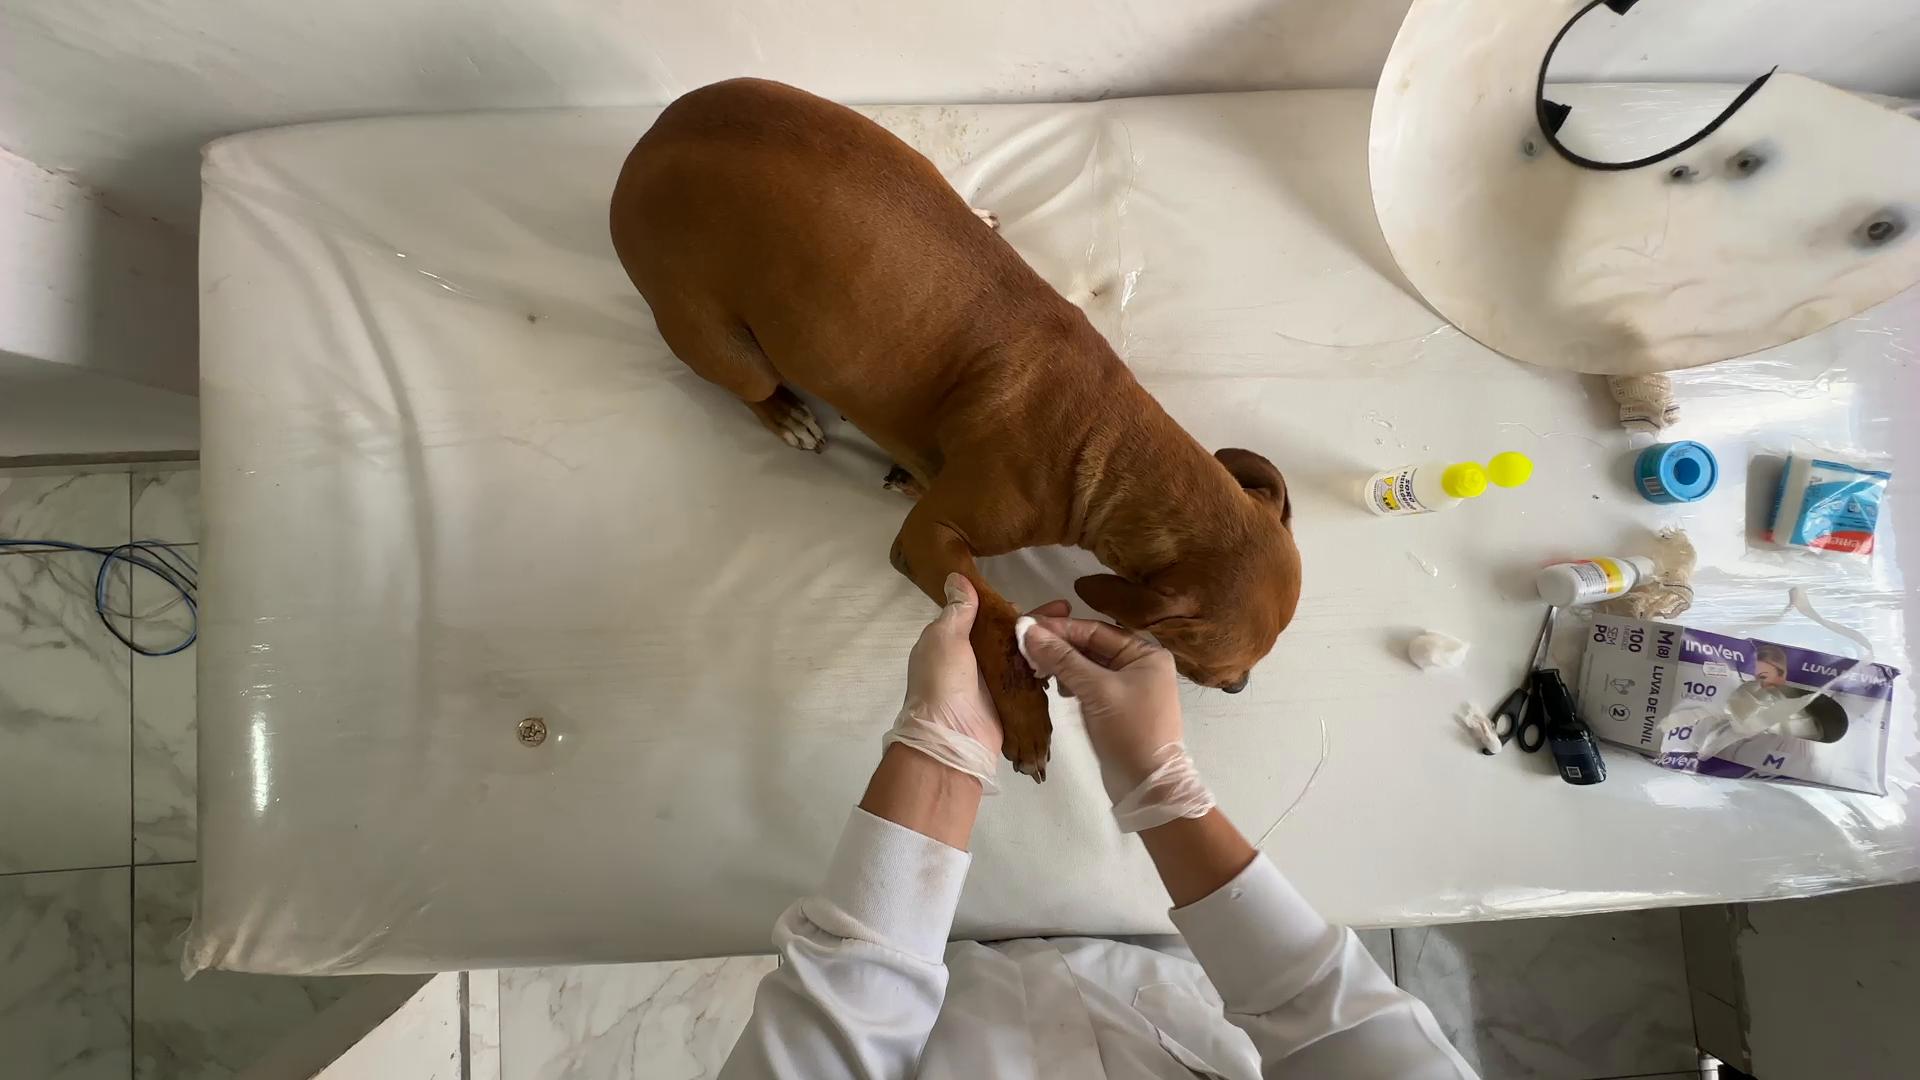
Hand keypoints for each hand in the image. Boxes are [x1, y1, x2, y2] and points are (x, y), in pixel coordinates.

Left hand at [884, 574, 1066, 791]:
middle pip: (1007, 634)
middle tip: (1063, 611)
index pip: (982, 618)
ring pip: (1022, 654)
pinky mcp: (1011, 699)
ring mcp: (993, 681)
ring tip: (1071, 629)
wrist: (952, 739)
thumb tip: (956, 577)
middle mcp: (973, 660)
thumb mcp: (944, 639)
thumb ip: (957, 611)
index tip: (1024, 601)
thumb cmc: (942, 683)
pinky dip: (1046, 665)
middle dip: (1032, 622)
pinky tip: (1066, 654)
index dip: (1002, 609)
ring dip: (1044, 641)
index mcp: (952, 642)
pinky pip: (1030, 677)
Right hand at [1021, 616, 1215, 830]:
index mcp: (1145, 654)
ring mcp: (1128, 685)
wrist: (1147, 786)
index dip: (1060, 628)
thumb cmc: (1129, 732)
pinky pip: (1088, 683)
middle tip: (1024, 648)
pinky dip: (1069, 681)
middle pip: (1090, 646)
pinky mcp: (1115, 704)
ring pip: (1086, 665)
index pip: (1095, 631)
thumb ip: (1063, 659)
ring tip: (1033, 666)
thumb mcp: (1096, 690)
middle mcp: (1139, 664)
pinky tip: (1052, 684)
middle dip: (1058, 647)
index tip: (1027, 627)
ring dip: (1060, 664)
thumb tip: (1029, 631)